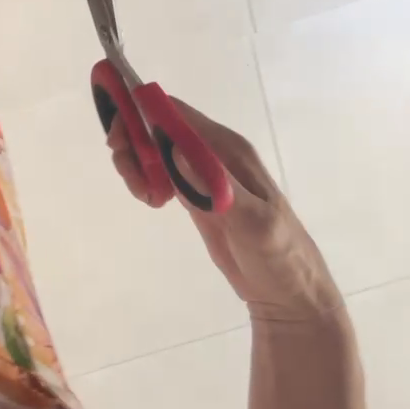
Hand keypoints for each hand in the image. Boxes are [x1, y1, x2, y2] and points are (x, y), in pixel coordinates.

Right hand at [108, 97, 344, 323]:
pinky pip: (157, 171)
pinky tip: (149, 200)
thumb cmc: (280, 256)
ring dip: (135, 164)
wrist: (290, 295)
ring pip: (151, 149)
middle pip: (156, 127)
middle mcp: (212, 152)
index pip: (175, 113)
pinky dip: (143, 180)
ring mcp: (201, 171)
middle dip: (132, 142)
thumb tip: (173, 147)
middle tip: (127, 173)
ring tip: (141, 194)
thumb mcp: (254, 222)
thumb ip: (215, 185)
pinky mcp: (193, 191)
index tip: (119, 137)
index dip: (141, 114)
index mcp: (228, 148)